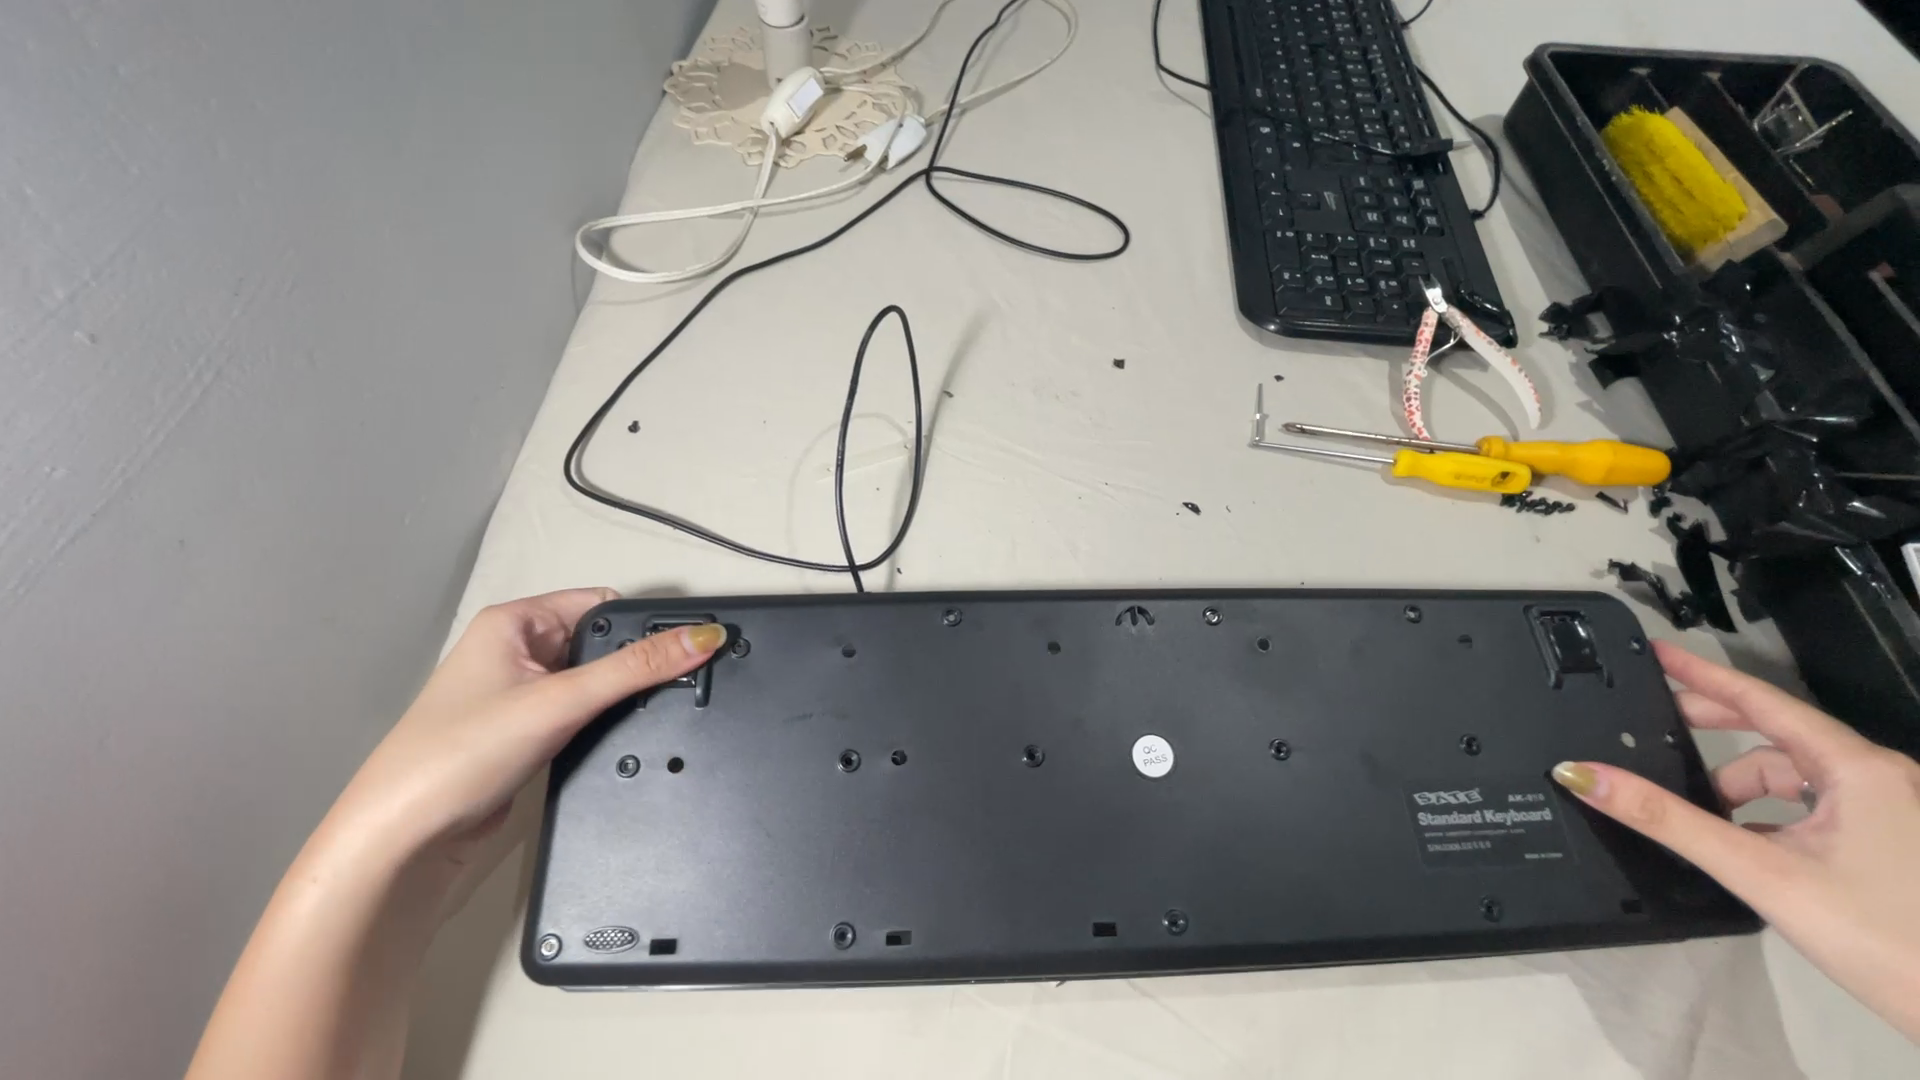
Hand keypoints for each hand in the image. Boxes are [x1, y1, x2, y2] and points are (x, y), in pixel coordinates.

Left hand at [320, 587, 725, 884]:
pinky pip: (581, 707)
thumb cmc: (467, 751)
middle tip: (679, 681)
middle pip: (601, 640)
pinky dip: (604, 715)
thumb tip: (706, 638)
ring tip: (656, 706)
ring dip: (620, 691)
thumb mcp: (562, 700)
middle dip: (636, 660)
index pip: (600, 604)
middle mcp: (517, 648)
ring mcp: (521, 690)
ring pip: (594, 677)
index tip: (690, 645)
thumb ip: (637, 669)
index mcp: (514, 620)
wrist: (407, 837)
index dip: (645, 622)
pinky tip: (623, 728)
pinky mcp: (528, 728)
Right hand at [1551, 641, 1919, 1040]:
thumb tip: (1581, 774)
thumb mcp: (1761, 872)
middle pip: (1775, 733)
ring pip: (1793, 775)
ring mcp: (1893, 812)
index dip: (1702, 673)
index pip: (1761, 700)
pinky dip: (1768, 814)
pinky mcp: (1894, 843)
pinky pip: (1814, 807)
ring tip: (1697, 814)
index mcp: (1858, 769)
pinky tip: (1744, 844)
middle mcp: (1880, 778)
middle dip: (1710, 728)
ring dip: (1739, 787)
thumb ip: (1665, 819)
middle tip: (1651, 727)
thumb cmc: (1886, 936)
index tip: (1655, 652)